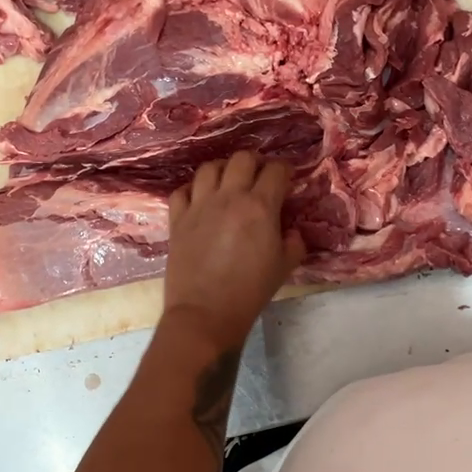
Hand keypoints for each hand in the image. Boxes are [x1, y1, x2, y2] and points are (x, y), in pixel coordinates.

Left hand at [162, 152, 305, 349]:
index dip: (284, 171)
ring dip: (222, 170)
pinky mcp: (177, 219)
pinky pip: (182, 191)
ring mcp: (199, 206)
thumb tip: (290, 231)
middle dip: (255, 163)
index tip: (286, 179)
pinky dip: (192, 190)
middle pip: (242, 158)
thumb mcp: (285, 267)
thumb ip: (294, 242)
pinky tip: (199, 200)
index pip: (276, 170)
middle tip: (258, 178)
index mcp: (260, 206)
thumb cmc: (250, 291)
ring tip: (228, 183)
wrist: (206, 313)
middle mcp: (229, 197)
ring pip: (209, 168)